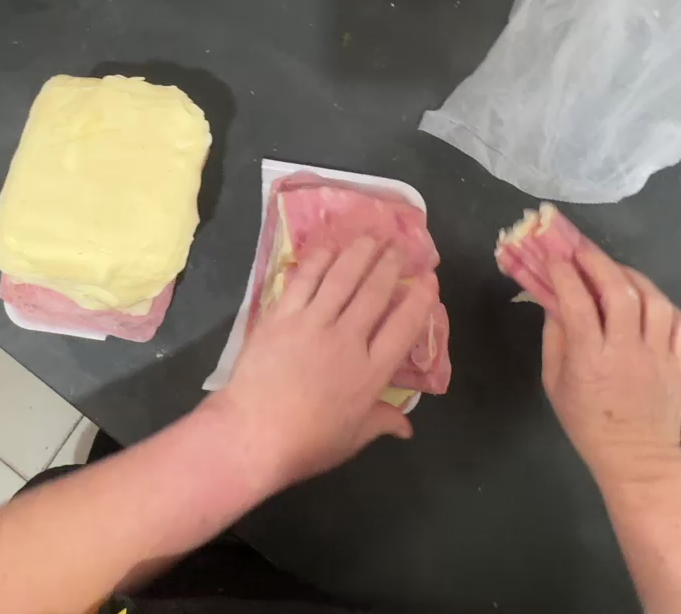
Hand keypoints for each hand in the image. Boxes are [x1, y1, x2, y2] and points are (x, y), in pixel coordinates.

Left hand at [205, 239, 438, 493]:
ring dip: (359, 253)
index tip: (429, 278)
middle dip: (390, 264)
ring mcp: (312, 323)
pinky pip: (304, 279)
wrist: (252, 434)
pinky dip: (319, 259)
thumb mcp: (352, 439)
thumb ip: (381, 422)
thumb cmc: (306, 443)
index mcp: (370, 372)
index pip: (404, 327)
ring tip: (371, 237)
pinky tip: (329, 247)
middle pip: (374, 292)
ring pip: (342, 277)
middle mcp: (346, 339)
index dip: (420, 299)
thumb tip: (406, 426)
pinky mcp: (282, 314)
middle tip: (399, 245)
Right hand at [498, 210, 680, 493]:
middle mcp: (627, 351)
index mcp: (590, 359)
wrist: (637, 459)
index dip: (563, 272)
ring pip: (653, 299)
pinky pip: (680, 321)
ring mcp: (660, 356)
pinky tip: (645, 299)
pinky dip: (662, 302)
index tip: (553, 255)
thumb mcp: (553, 380)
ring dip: (630, 275)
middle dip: (597, 260)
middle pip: (619, 291)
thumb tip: (555, 298)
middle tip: (580, 247)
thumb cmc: (585, 421)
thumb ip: (555, 336)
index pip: (576, 301)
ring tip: (612, 269)